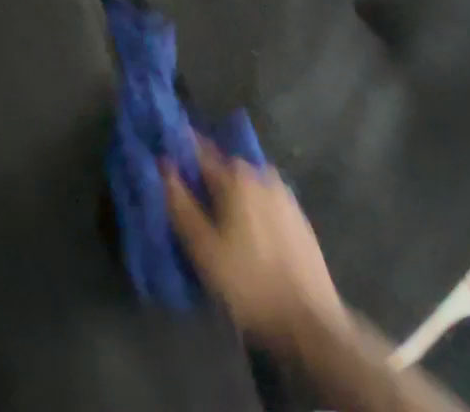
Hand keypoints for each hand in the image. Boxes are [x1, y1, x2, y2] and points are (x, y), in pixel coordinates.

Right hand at [164, 141, 344, 346]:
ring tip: (211, 214)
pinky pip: (263, 201)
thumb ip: (178, 200)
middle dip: (203, 174)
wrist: (309, 321)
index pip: (198, 148)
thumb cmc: (246, 280)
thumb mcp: (200, 244)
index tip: (160, 150)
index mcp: (236, 177)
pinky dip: (248, 206)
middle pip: (224, 166)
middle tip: (183, 193)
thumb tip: (164, 164)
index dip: (177, 148)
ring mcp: (285, 198)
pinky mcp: (299, 220)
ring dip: (226, 191)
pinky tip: (241, 231)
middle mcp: (263, 176)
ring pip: (245, 184)